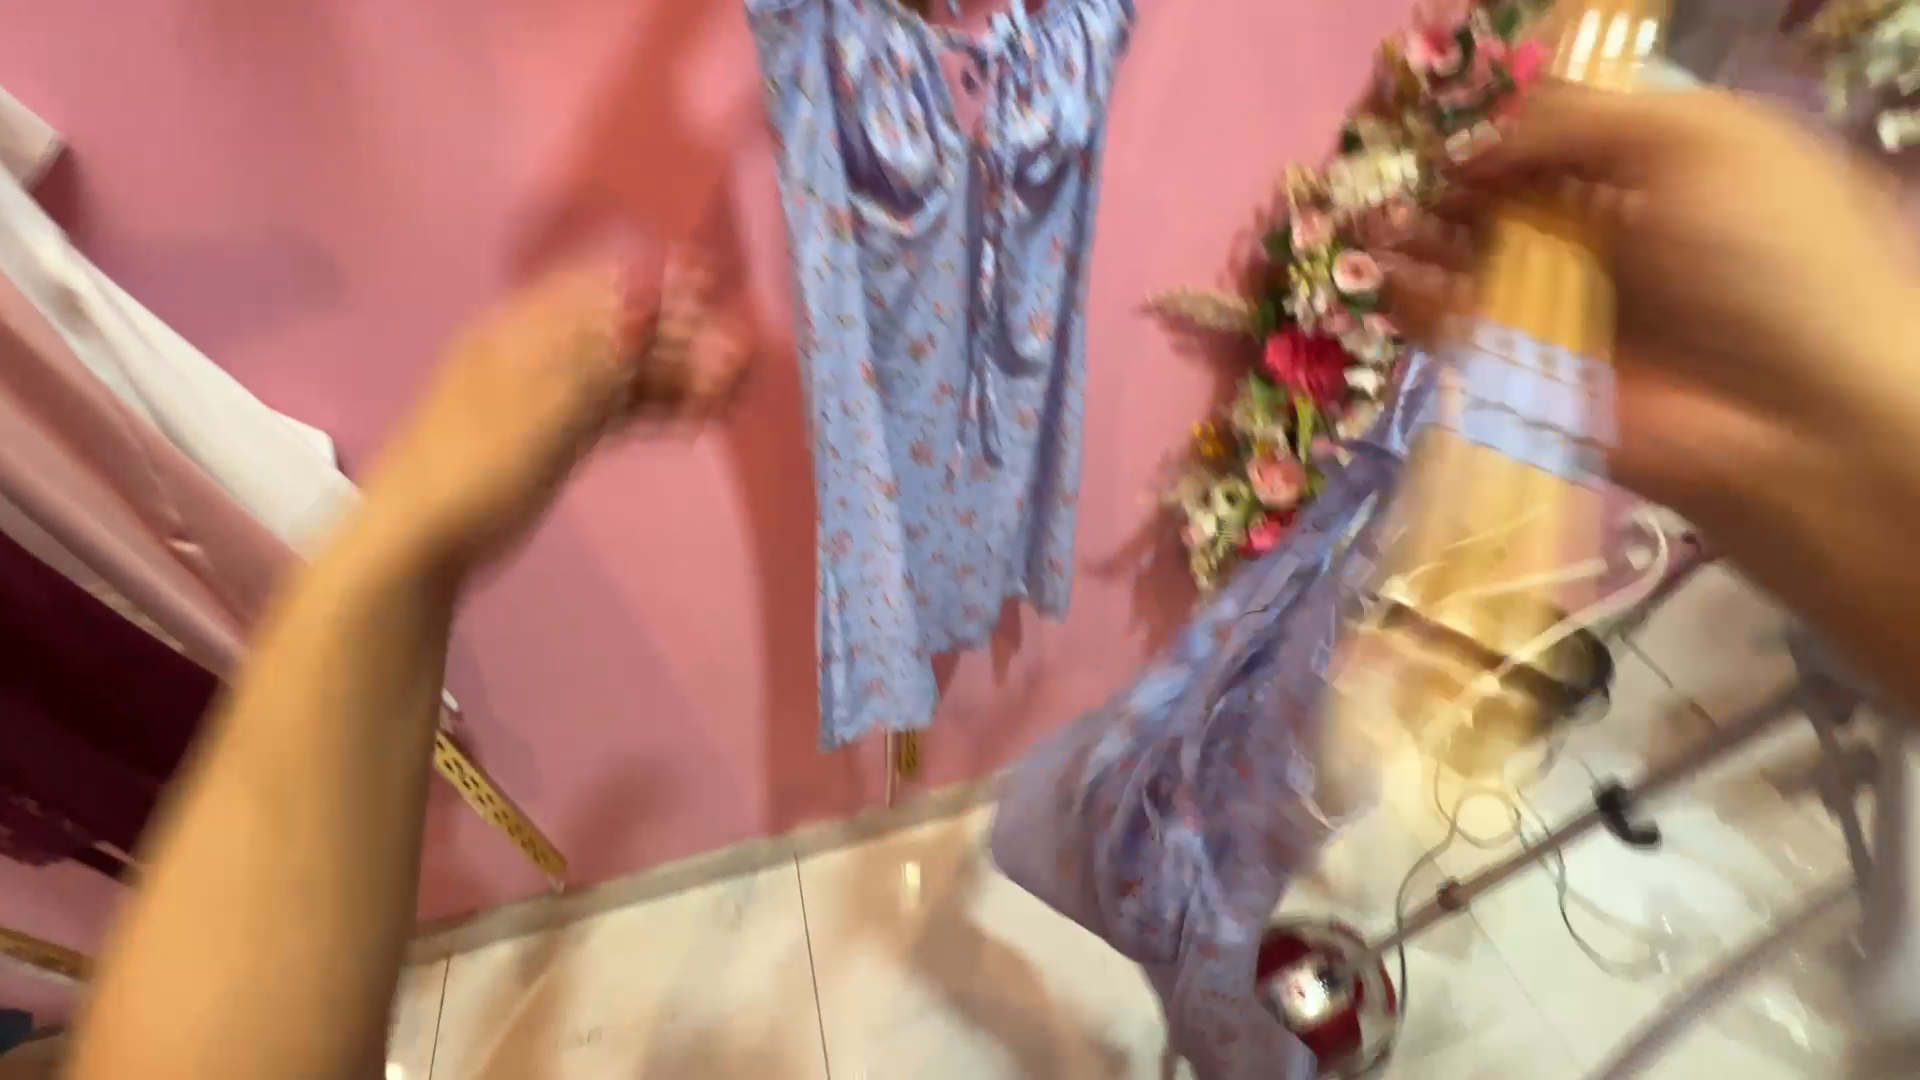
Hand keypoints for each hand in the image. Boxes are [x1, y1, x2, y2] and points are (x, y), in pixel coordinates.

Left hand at [356, 255, 746, 576]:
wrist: (424, 540)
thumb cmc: (474, 469)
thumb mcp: (539, 411)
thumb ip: (600, 358)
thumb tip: (649, 302)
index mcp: (525, 333)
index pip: (602, 290)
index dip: (659, 285)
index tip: (715, 287)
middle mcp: (544, 354)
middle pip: (626, 335)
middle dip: (686, 341)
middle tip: (742, 361)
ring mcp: (556, 396)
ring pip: (630, 376)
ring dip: (681, 380)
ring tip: (732, 393)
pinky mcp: (566, 434)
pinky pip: (623, 412)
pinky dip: (660, 412)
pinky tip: (696, 419)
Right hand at [1376, 82, 1918, 526]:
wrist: (1772, 408)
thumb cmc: (1754, 256)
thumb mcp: (1696, 143)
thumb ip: (1581, 127)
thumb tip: (1473, 151)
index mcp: (1635, 180)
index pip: (1540, 151)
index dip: (1489, 142)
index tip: (1442, 144)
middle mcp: (1582, 239)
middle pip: (1488, 208)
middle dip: (1436, 196)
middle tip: (1387, 192)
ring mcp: (1540, 305)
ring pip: (1455, 266)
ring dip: (1409, 245)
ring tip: (1368, 233)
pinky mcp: (1507, 364)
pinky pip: (1445, 325)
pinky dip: (1410, 303)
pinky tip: (1386, 282)